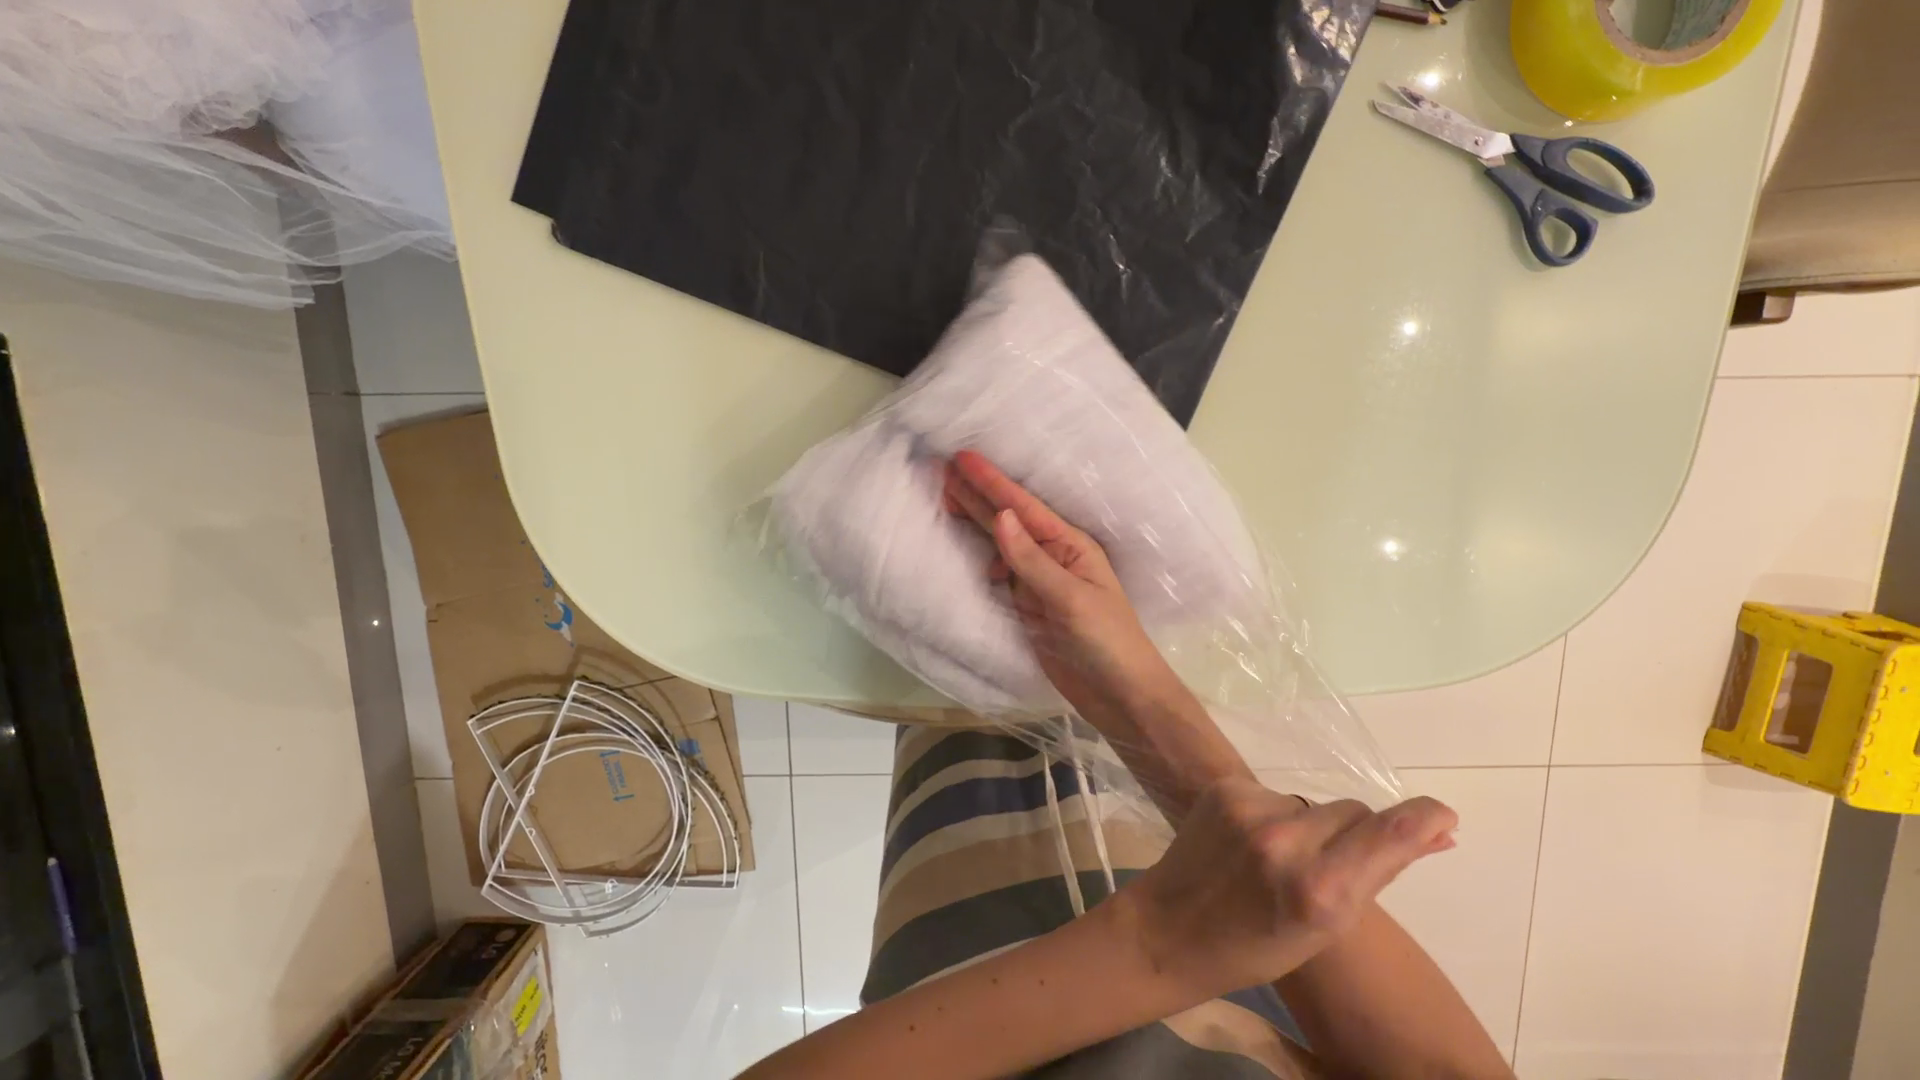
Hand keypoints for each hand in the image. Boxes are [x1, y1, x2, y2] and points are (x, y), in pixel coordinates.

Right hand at [942, 450, 1180, 712]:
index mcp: (1070, 546)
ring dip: (975, 523)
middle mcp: (1053, 558)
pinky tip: (966, 551)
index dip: (991, 482)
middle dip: (977, 495)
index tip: (961, 458)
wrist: (1121, 697)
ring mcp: (1040, 584)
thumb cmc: (1107, 642)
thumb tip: (1001, 517)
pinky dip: (981, 560)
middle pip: (1008, 520)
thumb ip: (1032, 560)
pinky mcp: (1029, 609)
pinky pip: (1000, 574)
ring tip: (946, 501)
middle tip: (942, 470)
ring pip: (1000, 544)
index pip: (1023, 508)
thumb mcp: (1071, 599)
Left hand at [1112, 778, 1457, 1001]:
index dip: (1421, 819)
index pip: (1388, 833)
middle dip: (1352, 834)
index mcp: (1319, 889)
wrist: (1170, 929)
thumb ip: (1380, 872)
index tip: (1442, 814)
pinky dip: (1273, 815)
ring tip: (1276, 861)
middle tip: (1325, 867)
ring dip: (1310, 826)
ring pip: (1313, 804)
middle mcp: (1285, 840)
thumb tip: (1439, 832)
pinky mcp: (1224, 788)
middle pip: (1353, 812)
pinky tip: (1249, 842)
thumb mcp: (1328, 926)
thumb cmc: (1257, 945)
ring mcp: (1249, 809)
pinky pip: (1275, 794)